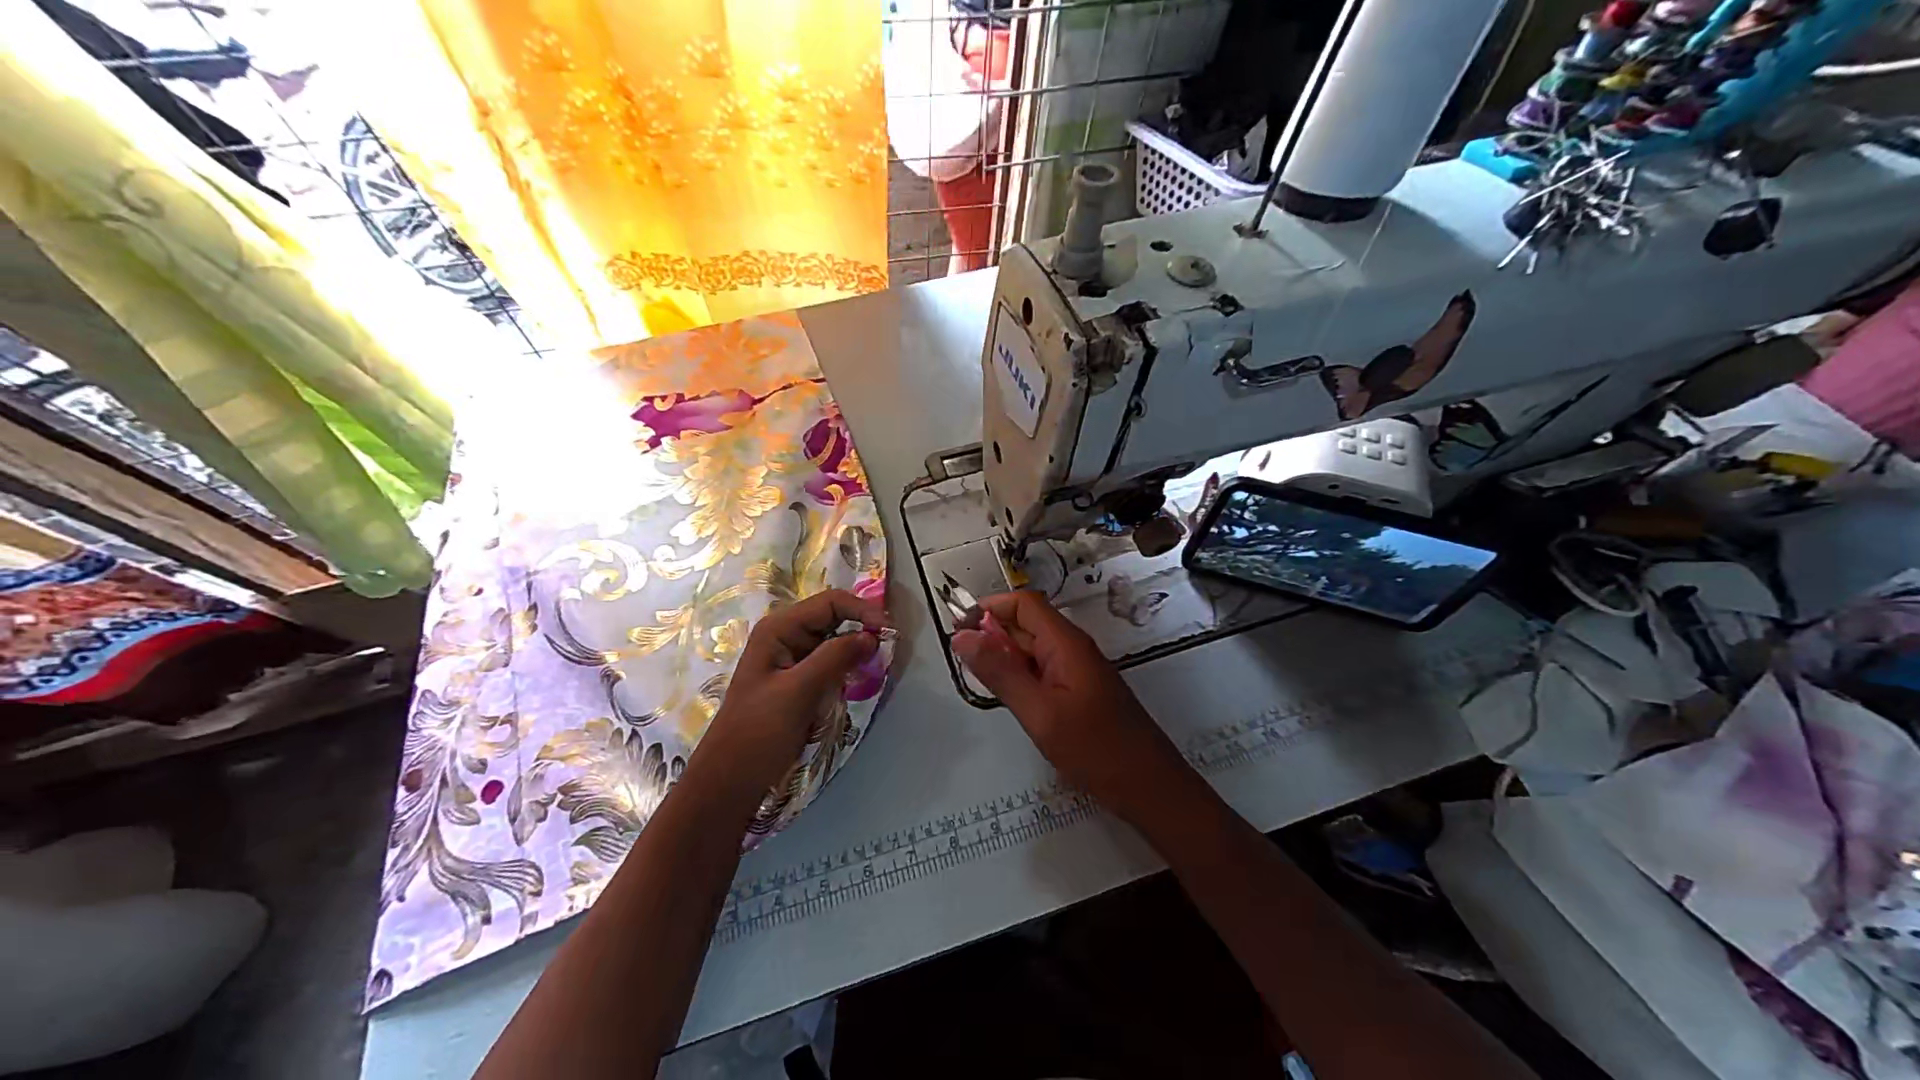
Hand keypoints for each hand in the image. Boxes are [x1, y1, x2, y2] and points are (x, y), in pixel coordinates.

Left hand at [694, 589, 887, 803]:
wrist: (730, 781)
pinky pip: (830, 665)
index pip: (830, 603)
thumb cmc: (758, 733)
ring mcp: (791, 660)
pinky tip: (860, 682)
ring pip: (835, 643)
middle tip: (889, 651)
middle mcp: (785, 637)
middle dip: (862, 629)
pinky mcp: (798, 683)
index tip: (890, 631)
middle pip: (834, 619)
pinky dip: (848, 669)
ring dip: (857, 651)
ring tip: (877, 667)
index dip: (863, 610)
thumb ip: (835, 658)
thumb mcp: (799, 691)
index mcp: (778, 629)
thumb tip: (872, 636)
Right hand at [952, 591, 1196, 824]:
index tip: (958, 628)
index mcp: (1066, 643)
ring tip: (977, 677)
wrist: (1149, 786)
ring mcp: (1078, 671)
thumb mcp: (1039, 712)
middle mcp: (1073, 649)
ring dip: (1004, 654)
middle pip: (1027, 623)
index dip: (990, 607)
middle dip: (992, 632)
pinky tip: (1006, 695)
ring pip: (1033, 648)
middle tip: (960, 658)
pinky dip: (1020, 674)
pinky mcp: (1080, 692)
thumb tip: (962, 637)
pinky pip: (1043, 670)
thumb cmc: (1095, 749)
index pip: (1024, 603)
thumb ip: (1000, 673)